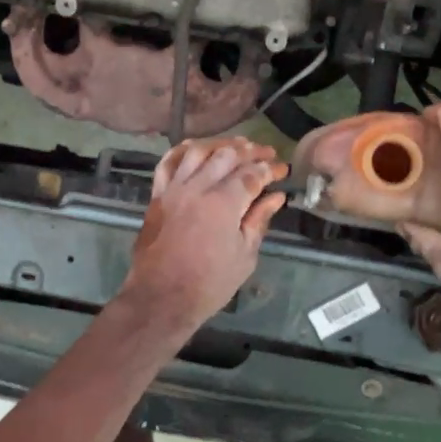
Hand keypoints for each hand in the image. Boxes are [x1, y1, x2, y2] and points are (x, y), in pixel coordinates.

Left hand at [118, 138, 287, 328]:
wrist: (162, 296)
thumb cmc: (210, 283)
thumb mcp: (244, 256)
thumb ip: (259, 221)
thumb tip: (276, 197)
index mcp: (224, 203)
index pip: (252, 174)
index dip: (270, 169)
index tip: (283, 169)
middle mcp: (198, 187)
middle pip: (227, 156)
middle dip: (250, 151)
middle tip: (266, 153)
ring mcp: (174, 189)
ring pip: (198, 152)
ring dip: (220, 145)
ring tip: (237, 146)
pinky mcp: (157, 195)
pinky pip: (168, 163)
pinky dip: (182, 151)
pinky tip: (196, 148)